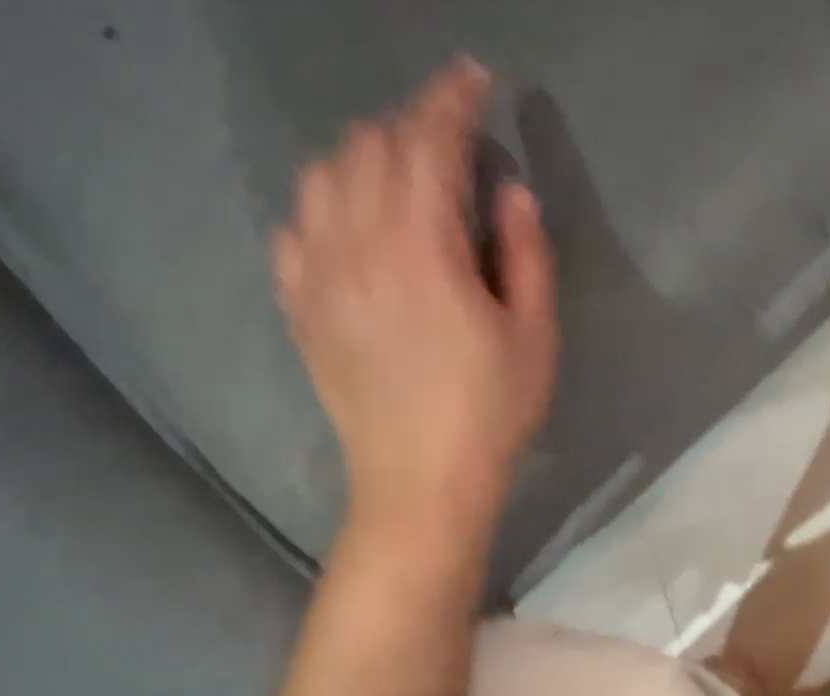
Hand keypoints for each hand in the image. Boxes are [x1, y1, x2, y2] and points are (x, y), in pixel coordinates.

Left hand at [273, 58, 556, 541]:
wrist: (418, 481)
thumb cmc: (490, 412)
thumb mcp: (533, 337)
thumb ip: (524, 255)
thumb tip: (511, 194)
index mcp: (422, 247)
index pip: (428, 142)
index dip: (453, 100)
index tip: (476, 80)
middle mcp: (357, 244)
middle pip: (370, 147)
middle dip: (413, 124)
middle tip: (452, 139)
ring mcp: (318, 274)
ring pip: (322, 176)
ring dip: (364, 156)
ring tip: (401, 175)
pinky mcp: (299, 305)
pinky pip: (295, 227)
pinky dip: (324, 206)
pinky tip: (353, 228)